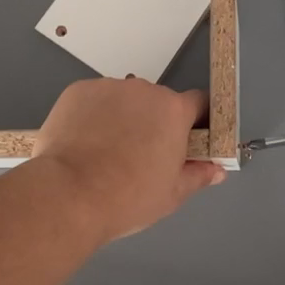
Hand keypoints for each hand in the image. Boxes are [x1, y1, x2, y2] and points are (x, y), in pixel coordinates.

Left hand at [31, 78, 225, 242]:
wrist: (68, 194)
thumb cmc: (127, 197)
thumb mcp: (171, 194)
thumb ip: (197, 175)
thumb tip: (216, 170)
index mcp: (173, 110)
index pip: (198, 102)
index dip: (196, 120)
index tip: (189, 140)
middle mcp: (143, 89)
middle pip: (157, 101)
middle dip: (154, 122)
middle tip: (142, 155)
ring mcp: (108, 87)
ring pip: (123, 100)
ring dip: (122, 117)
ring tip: (106, 152)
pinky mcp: (77, 91)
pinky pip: (94, 100)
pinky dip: (93, 116)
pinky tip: (83, 144)